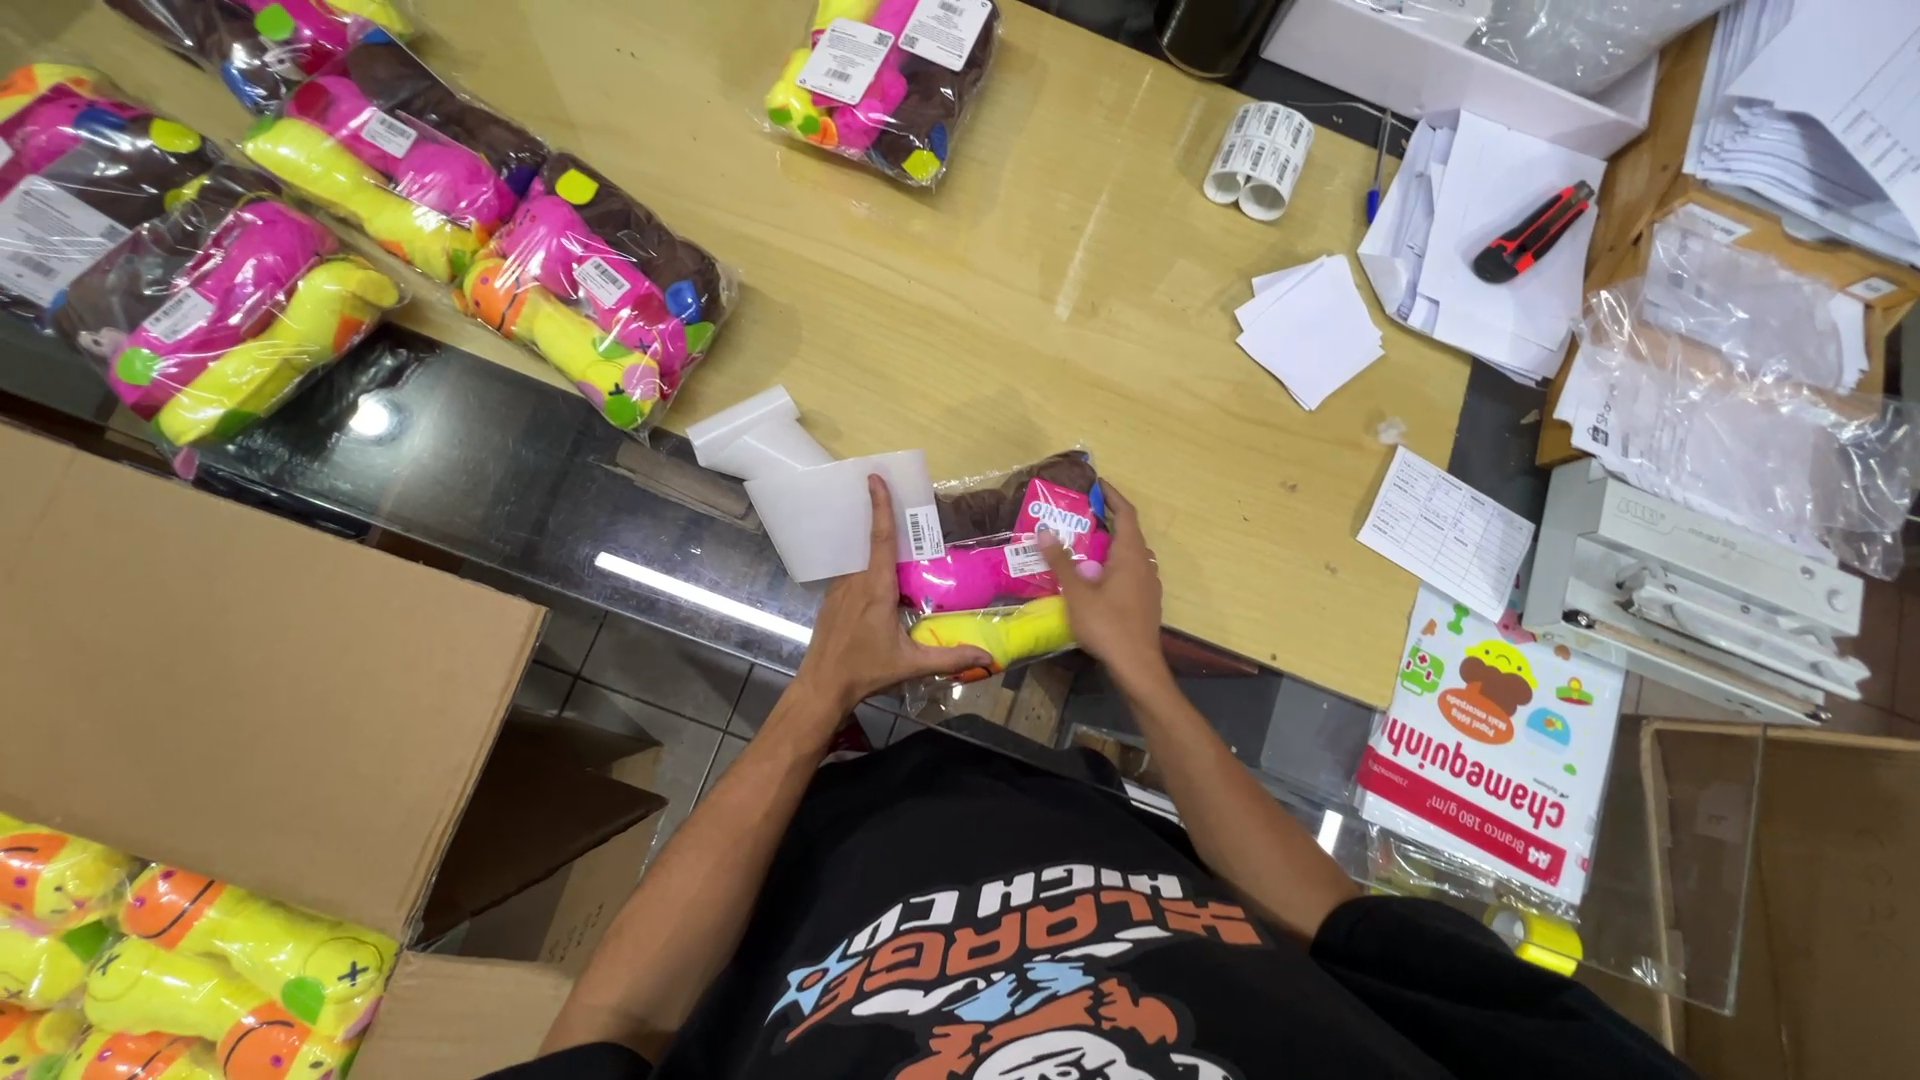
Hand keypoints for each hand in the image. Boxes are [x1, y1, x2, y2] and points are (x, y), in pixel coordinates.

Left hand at [795, 476, 993, 713]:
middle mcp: (856, 582)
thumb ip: (950, 657)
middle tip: (897, 498)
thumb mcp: (912, 664)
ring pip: (860, 559)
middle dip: (882, 519)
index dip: (881, 507)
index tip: (875, 479)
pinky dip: (865, 567)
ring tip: (895, 539)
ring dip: (875, 546)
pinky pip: (851, 574)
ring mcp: (840, 590)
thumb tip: (988, 656)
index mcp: (876, 589)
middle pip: (872, 542)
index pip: (882, 539)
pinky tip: (879, 579)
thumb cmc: (866, 671)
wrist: (822, 687)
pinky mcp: (832, 600)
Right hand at [1038, 483, 1167, 684]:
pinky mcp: (1146, 604)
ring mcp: (1149, 586)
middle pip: (1129, 534)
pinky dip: (1114, 567)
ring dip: (1111, 546)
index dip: (1112, 497)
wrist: (1136, 666)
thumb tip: (1044, 532)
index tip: (1097, 485)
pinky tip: (1095, 579)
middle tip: (1081, 516)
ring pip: (1131, 556)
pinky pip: (1131, 574)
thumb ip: (1061, 562)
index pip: (1126, 514)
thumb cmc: (1107, 625)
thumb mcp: (1077, 592)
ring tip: (1085, 546)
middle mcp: (1145, 565)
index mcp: (1131, 556)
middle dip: (1107, 521)